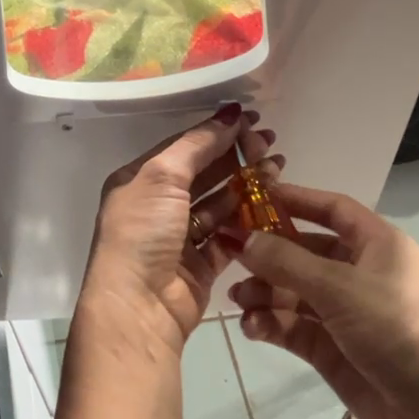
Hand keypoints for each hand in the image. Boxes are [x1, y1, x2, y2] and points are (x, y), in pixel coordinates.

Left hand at [81, 103, 282, 352]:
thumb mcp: (161, 176)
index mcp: (138, 179)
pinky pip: (228, 235)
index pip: (182, 147)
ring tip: (280, 167)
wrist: (138, 305)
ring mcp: (179, 237)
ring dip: (246, 185)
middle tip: (271, 143)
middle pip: (203, 173)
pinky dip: (248, 221)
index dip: (215, 132)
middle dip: (236, 157)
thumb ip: (196, 144)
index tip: (250, 119)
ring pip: (219, 203)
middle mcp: (156, 205)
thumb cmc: (142, 230)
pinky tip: (274, 204)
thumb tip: (229, 113)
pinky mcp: (201, 265)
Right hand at [229, 185, 418, 418]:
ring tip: (239, 301)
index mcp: (376, 244)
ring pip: (294, 291)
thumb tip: (240, 236)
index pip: (330, 208)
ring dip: (264, 292)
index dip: (292, 199)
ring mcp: (348, 315)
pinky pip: (295, 328)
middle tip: (228, 256)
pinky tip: (253, 328)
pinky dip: (272, 324)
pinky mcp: (337, 353)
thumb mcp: (340, 287)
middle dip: (266, 253)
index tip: (246, 196)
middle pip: (303, 251)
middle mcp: (361, 273)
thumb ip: (285, 260)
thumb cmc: (403, 331)